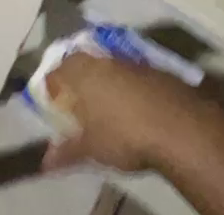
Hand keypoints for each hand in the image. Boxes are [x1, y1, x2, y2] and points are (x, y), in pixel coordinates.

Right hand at [40, 52, 219, 173]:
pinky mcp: (155, 68)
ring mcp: (132, 61)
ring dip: (102, 79)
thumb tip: (45, 161)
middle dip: (76, 77)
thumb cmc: (124, 135)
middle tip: (74, 100)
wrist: (178, 126)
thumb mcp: (91, 149)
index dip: (52, 85)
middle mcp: (105, 60)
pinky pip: (130, 72)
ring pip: (108, 64)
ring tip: (102, 104)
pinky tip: (130, 105)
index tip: (51, 100)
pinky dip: (125, 84)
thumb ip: (66, 152)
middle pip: (82, 61)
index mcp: (83, 74)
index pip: (58, 71)